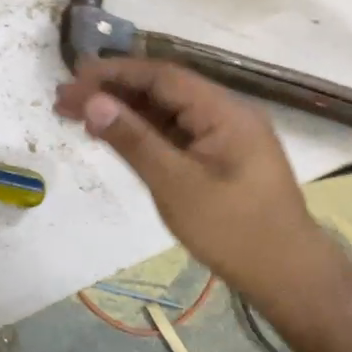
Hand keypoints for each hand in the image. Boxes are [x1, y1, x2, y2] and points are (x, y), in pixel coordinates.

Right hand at [55, 58, 330, 299]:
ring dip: (118, 107)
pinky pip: (169, 128)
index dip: (112, 72)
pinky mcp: (215, 155)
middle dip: (109, 89)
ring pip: (161, 107)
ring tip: (72, 114)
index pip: (161, 76)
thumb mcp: (175, 183)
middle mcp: (226, 115)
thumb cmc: (234, 230)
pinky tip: (106, 133)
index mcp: (225, 113)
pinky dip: (134, 127)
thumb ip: (132, 138)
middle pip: (159, 88)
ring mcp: (221, 135)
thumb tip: (90, 100)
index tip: (70, 81)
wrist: (289, 279)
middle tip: (61, 100)